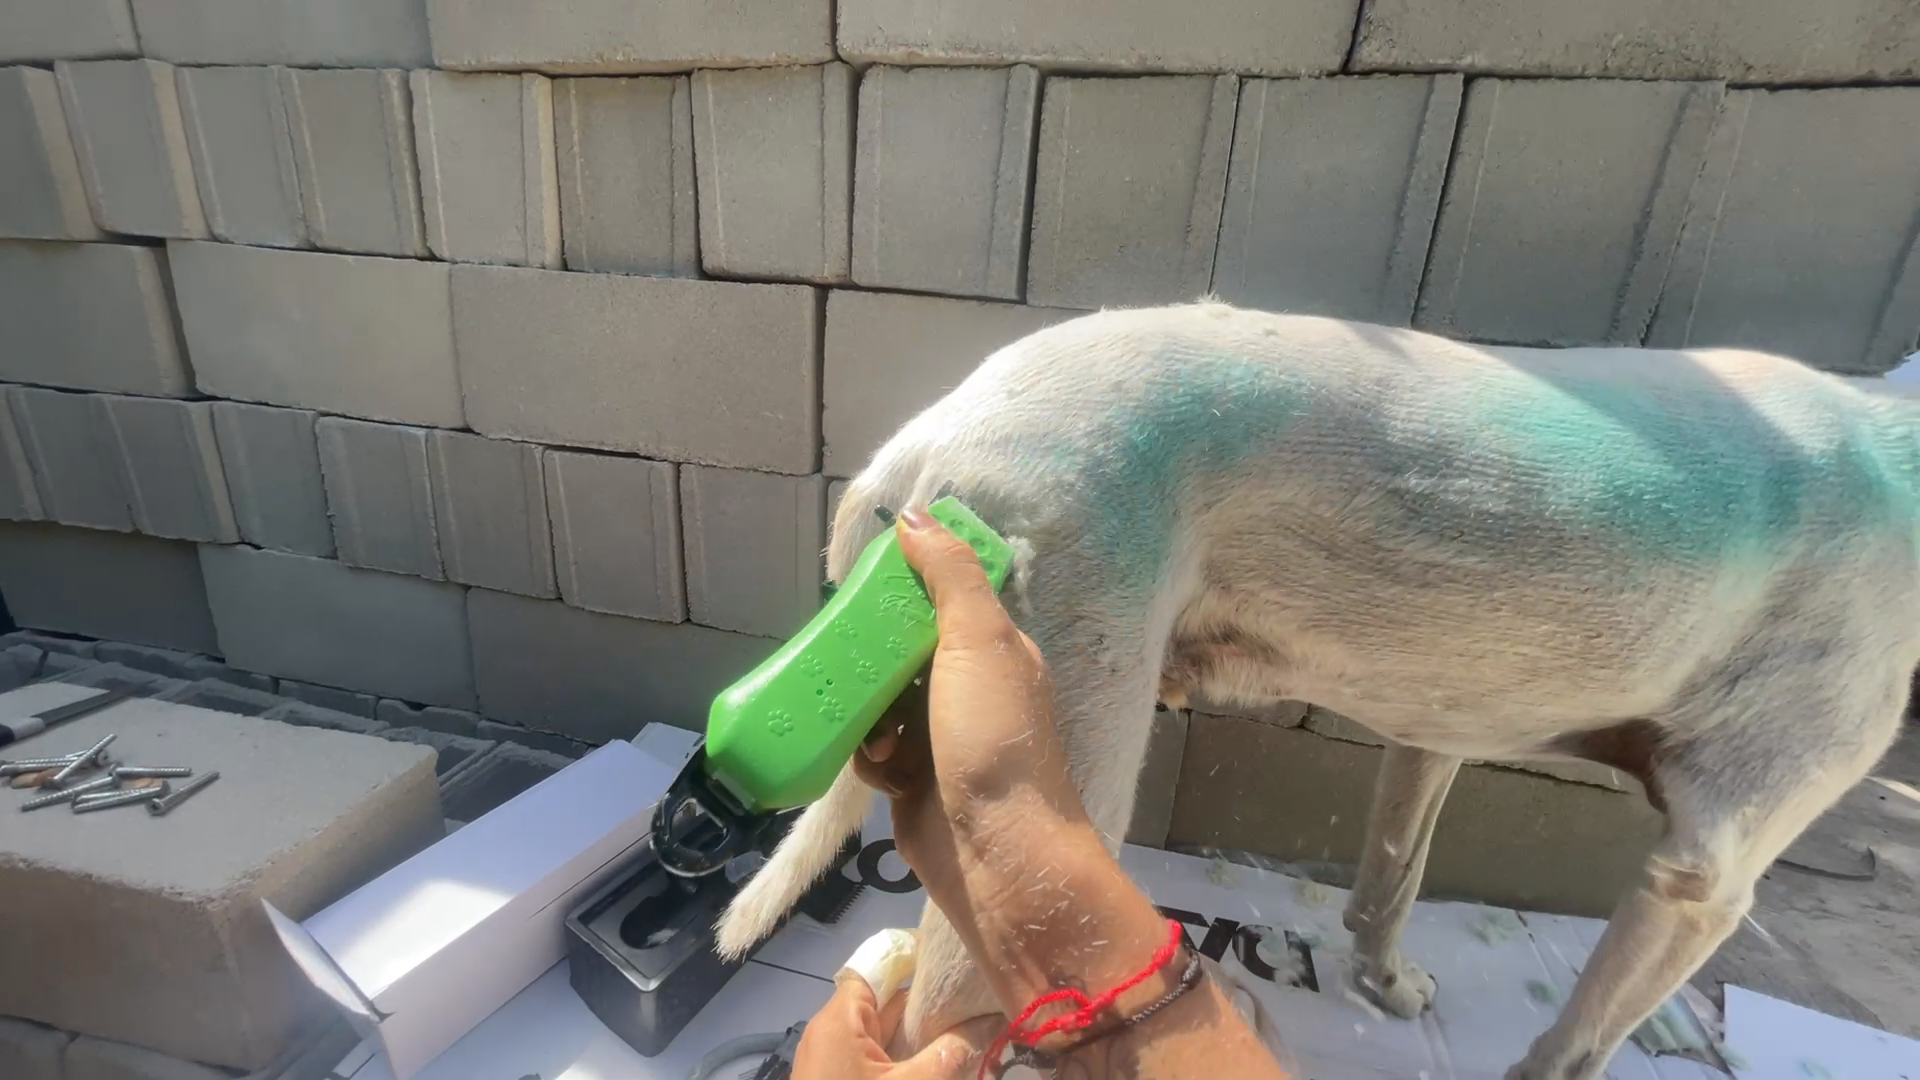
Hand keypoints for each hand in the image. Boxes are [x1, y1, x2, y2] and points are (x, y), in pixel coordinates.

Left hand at [791, 973, 996, 1079]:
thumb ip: (948, 1055)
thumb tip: (983, 1026)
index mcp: (841, 1018)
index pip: (880, 967)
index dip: (915, 961)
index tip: (953, 963)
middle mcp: (834, 1033)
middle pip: (887, 1003)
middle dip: (929, 1008)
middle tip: (974, 1007)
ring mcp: (835, 1065)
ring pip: (886, 1037)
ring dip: (922, 1041)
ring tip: (967, 1037)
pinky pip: (878, 1065)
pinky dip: (907, 1066)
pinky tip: (941, 1071)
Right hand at [852, 506, 1096, 905]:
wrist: (996, 854)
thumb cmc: (991, 736)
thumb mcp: (977, 640)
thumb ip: (950, 574)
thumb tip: (915, 515)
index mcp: (993, 647)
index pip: (945, 595)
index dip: (907, 584)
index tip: (868, 583)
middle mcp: (969, 686)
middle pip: (904, 645)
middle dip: (873, 651)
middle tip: (845, 650)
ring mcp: (940, 733)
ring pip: (882, 696)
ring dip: (869, 709)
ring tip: (874, 725)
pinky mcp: (913, 776)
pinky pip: (874, 746)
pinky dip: (870, 753)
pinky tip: (880, 768)